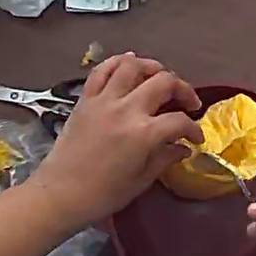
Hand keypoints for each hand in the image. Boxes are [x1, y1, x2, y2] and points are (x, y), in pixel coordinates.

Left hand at [26, 53, 202, 226]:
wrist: (60, 193)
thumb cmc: (103, 194)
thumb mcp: (141, 181)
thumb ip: (164, 158)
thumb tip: (183, 148)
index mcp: (143, 134)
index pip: (178, 121)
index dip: (193, 129)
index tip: (196, 138)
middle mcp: (126, 109)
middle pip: (163, 83)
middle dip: (182, 89)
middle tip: (187, 102)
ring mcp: (104, 100)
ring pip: (133, 67)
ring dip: (153, 67)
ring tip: (162, 77)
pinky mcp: (86, 99)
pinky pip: (101, 70)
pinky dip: (117, 61)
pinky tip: (130, 62)